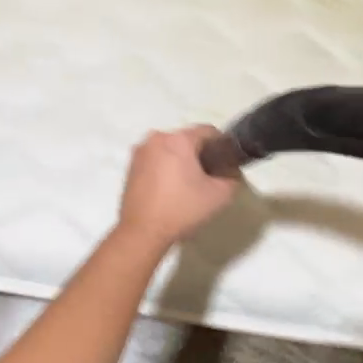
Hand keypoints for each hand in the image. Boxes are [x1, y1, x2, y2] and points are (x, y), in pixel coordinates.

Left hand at [115, 126, 238, 246]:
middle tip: (208, 178)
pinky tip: (169, 189)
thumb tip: (231, 171)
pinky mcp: (130, 165)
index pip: (208, 131)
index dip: (221, 145)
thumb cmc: (182, 209)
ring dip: (180, 161)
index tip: (225, 163)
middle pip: (187, 139)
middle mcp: (157, 137)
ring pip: (170, 149)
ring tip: (187, 185)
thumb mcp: (219, 196)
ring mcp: (140, 151)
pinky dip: (164, 168)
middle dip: (199, 154)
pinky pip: (155, 159)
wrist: (142, 231)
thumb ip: (233, 178)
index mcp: (178, 139)